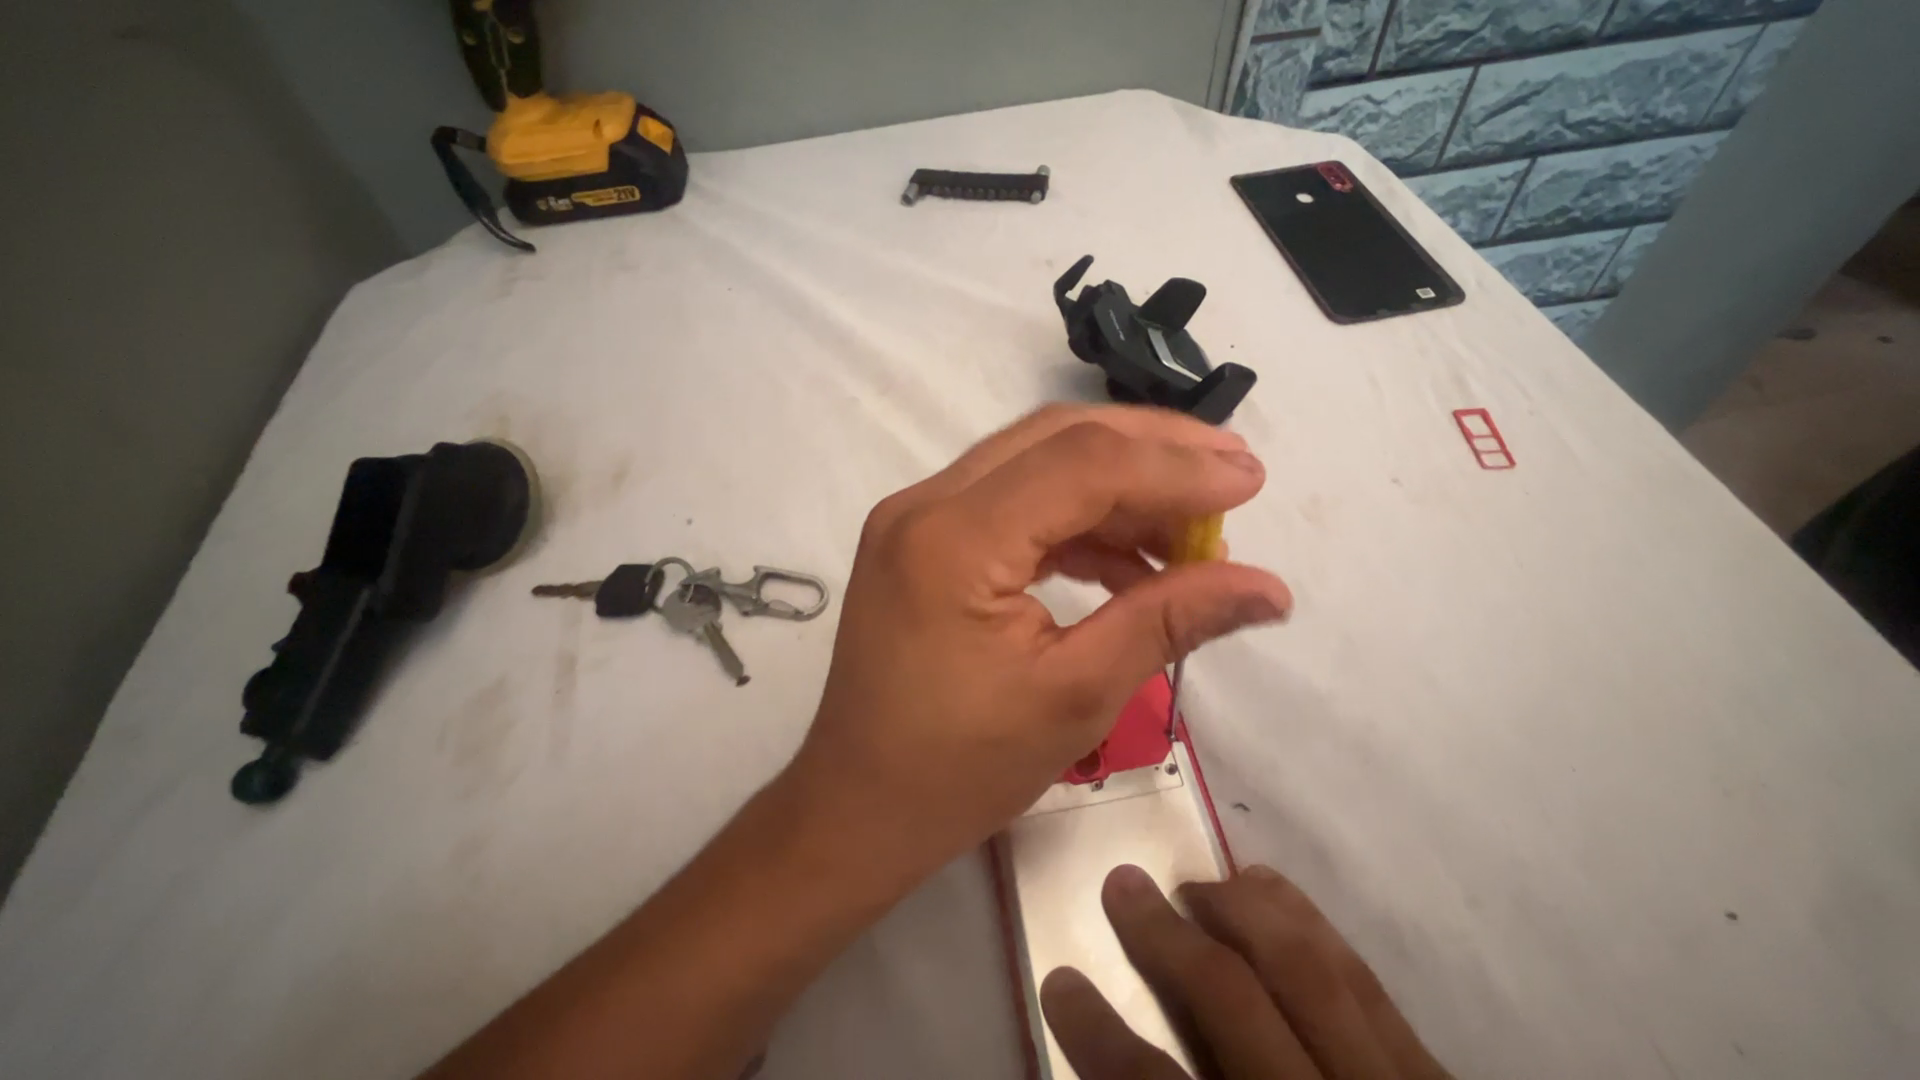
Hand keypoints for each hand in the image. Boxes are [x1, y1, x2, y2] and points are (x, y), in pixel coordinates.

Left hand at [786, 405, 1292, 879]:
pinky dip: (1077, 519)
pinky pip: (1012, 502)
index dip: (1175, 467)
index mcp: (954, 539)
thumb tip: (1269, 588)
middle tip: (1233, 475)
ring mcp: (916, 517)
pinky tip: (1131, 560)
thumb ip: (1169, 621)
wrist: (858, 808)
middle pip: (1057, 438)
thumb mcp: (1076, 697)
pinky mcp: (922, 541)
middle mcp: (925, 505)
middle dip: (1153, 451)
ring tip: (1194, 528)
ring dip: (1118, 484)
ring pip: (1035, 462)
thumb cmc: (959, 770)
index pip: (1083, 463)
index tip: (1251, 484)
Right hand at [1042, 865, 1451, 1079]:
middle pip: (1231, 1002)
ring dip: (1240, 912)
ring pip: (1306, 970)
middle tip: (1122, 883)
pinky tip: (1274, 890)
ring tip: (1196, 882)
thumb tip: (1111, 1061)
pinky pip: (1364, 980)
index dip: (1099, 1035)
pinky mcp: (1435, 1076)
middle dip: (1165, 938)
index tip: (1059, 982)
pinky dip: (1310, 924)